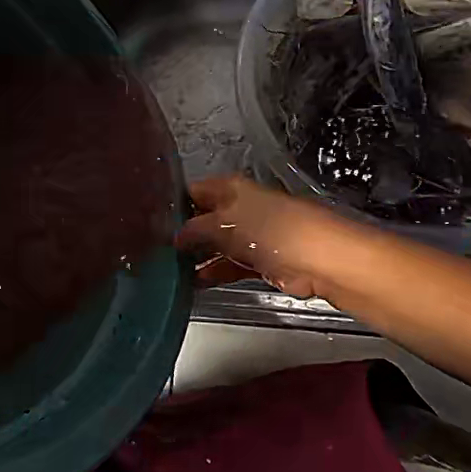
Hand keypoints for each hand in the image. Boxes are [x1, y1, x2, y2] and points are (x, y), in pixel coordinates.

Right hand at [173, 175, 371, 298]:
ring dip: (197, 256)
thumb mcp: (224, 223)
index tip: (151, 221)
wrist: (318, 259)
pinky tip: (193, 282)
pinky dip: (213, 273)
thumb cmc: (272, 229)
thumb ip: (195, 228)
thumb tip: (176, 236)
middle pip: (204, 219)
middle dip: (183, 233)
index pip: (194, 191)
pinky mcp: (260, 262)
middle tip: (156, 249)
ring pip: (216, 245)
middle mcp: (240, 209)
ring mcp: (251, 236)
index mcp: (231, 189)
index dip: (174, 203)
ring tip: (169, 269)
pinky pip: (229, 266)